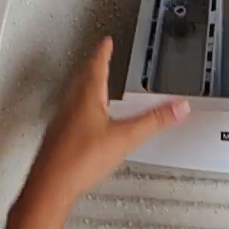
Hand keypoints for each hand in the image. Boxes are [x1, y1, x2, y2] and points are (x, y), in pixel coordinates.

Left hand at [21, 37, 188, 217]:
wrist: (50, 187)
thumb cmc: (79, 161)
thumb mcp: (125, 139)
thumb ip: (154, 122)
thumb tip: (178, 107)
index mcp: (87, 97)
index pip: (97, 66)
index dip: (103, 52)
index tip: (106, 41)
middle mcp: (71, 105)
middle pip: (83, 77)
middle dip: (94, 65)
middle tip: (100, 57)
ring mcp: (62, 121)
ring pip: (75, 95)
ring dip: (87, 85)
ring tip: (95, 85)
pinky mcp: (58, 138)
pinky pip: (70, 114)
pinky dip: (81, 108)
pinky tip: (85, 122)